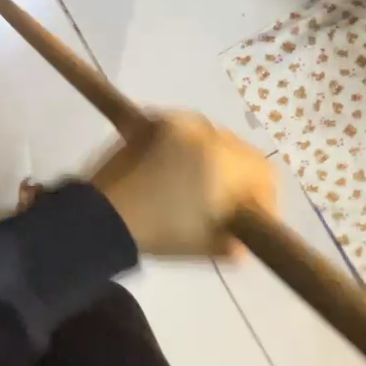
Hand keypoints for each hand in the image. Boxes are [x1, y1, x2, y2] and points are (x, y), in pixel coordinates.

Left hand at [88, 112, 276, 258]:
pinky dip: (185, 144)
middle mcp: (202, 132)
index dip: (265, 196)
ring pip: (210, 135)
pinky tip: (174, 167)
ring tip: (198, 183)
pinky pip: (180, 128)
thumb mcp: (205, 244)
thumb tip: (241, 241)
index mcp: (223, 161)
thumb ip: (233, 241)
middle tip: (226, 201)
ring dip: (213, 156)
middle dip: (239, 175)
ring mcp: (172, 122)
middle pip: (238, 150)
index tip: (254, 217)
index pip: (264, 170)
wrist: (99, 213)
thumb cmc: (158, 231)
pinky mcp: (148, 121)